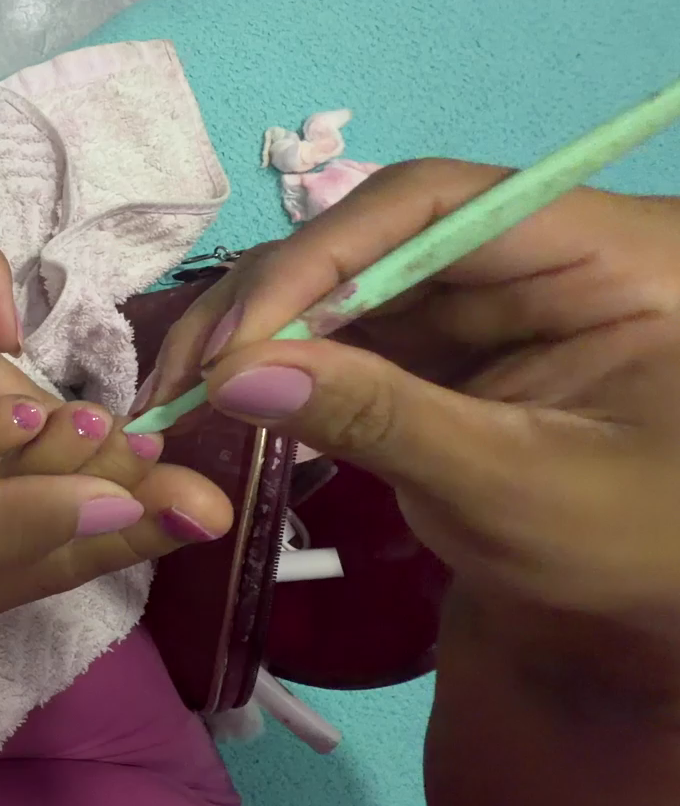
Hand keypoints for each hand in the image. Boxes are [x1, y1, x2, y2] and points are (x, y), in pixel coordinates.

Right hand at [137, 158, 679, 619]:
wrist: (643, 598)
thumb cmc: (632, 547)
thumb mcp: (513, 489)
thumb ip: (375, 419)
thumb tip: (230, 376)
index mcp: (606, 257)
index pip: (428, 207)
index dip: (312, 260)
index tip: (232, 346)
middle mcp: (519, 254)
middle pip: (349, 240)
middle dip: (251, 309)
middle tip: (177, 383)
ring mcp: (459, 296)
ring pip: (311, 283)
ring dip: (232, 339)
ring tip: (173, 398)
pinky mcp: (414, 338)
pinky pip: (311, 332)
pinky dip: (250, 367)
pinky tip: (204, 400)